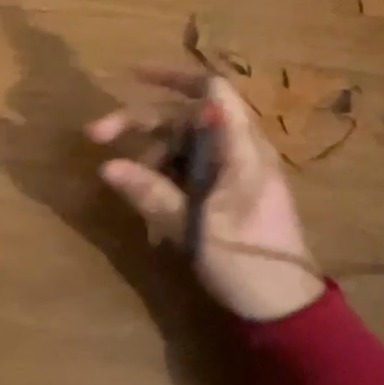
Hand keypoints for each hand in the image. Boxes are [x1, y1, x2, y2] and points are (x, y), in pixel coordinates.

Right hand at [87, 71, 324, 322]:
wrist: (287, 309)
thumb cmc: (247, 263)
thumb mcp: (194, 229)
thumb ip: (151, 193)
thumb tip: (106, 166)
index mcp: (242, 151)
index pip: (212, 92)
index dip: (172, 77)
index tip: (131, 75)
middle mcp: (240, 151)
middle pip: (185, 117)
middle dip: (140, 121)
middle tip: (96, 135)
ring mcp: (235, 171)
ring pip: (183, 143)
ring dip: (149, 154)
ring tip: (127, 184)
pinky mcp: (229, 191)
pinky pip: (189, 167)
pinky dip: (163, 175)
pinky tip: (146, 198)